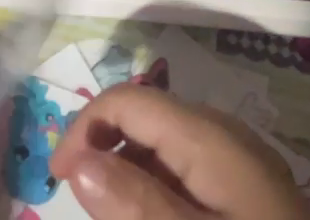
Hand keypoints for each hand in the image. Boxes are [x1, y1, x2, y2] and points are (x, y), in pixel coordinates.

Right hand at [49, 85, 309, 219]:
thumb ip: (136, 202)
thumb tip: (77, 159)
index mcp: (210, 136)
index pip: (129, 100)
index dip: (83, 127)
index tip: (56, 180)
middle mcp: (227, 134)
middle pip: (148, 116)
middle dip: (105, 146)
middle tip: (81, 200)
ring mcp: (244, 160)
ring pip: (168, 143)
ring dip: (131, 167)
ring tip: (115, 209)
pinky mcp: (254, 187)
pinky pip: (192, 166)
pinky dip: (161, 183)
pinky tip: (159, 213)